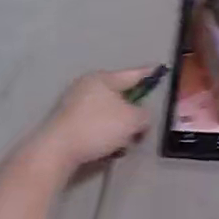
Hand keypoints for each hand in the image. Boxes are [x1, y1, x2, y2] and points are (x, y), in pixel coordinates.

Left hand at [30, 68, 154, 169]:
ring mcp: (75, 103)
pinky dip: (105, 133)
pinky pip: (95, 123)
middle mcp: (87, 86)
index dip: (148, 73)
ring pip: (108, 112)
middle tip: (142, 125)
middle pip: (119, 95)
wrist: (59, 149)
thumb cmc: (98, 127)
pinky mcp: (68, 121)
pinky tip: (108, 147)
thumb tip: (141, 116)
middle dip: (133, 110)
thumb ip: (145, 115)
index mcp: (103, 79)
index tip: (159, 69)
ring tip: (124, 143)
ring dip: (119, 126)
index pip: (132, 74)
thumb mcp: (132, 120)